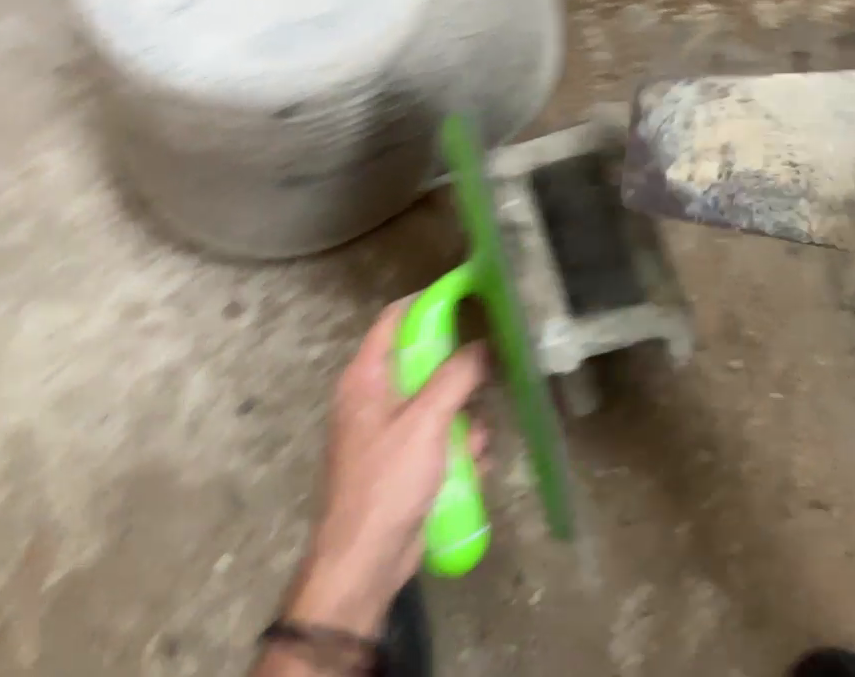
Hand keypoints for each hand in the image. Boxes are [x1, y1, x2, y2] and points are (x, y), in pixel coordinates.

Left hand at [282, 297, 488, 637]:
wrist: (364, 560)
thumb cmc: (387, 482)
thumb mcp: (426, 422)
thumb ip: (456, 377)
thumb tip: (483, 346)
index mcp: (365, 378)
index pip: (394, 320)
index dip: (428, 303)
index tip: (468, 295)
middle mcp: (375, 398)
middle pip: (424, 361)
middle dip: (460, 372)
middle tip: (490, 371)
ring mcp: (390, 432)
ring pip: (440, 402)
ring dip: (465, 418)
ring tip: (476, 440)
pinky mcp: (406, 461)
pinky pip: (441, 437)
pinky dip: (460, 447)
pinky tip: (475, 466)